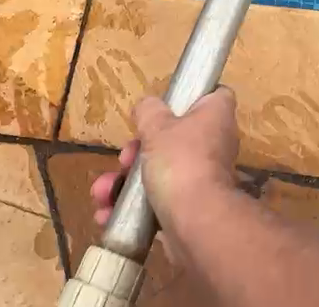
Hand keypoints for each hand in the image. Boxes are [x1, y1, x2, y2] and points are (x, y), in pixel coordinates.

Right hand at [91, 87, 240, 233]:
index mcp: (215, 115)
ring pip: (161, 170)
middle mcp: (214, 143)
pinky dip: (135, 207)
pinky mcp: (190, 207)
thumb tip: (148, 105)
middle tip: (124, 159)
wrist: (196, 223)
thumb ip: (149, 111)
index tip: (168, 105)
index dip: (192, 96)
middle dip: (138, 150)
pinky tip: (107, 214)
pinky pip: (159, 200)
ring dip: (127, 181)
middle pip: (175, 136)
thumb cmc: (181, 162)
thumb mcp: (157, 126)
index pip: (215, 95)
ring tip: (102, 192)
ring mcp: (202, 177)